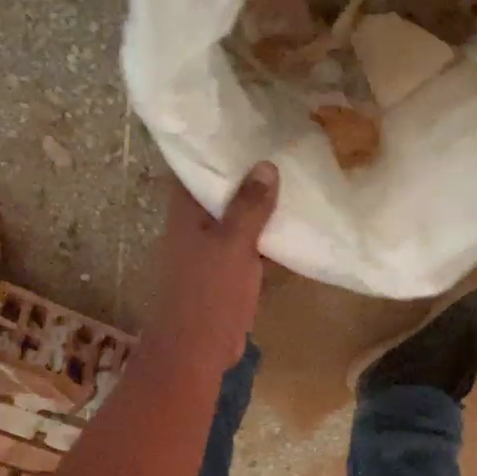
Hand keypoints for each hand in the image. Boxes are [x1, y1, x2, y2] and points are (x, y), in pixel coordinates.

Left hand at [145, 162, 278, 376]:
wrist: (196, 351)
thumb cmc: (209, 293)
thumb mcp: (233, 244)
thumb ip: (249, 206)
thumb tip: (267, 165)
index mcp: (184, 212)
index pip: (194, 167)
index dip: (214, 145)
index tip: (244, 124)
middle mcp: (193, 228)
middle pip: (218, 192)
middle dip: (244, 174)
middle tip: (280, 146)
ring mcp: (209, 254)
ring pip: (235, 221)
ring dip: (258, 208)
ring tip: (292, 179)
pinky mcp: (225, 278)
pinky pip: (247, 249)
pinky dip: (265, 239)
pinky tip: (291, 228)